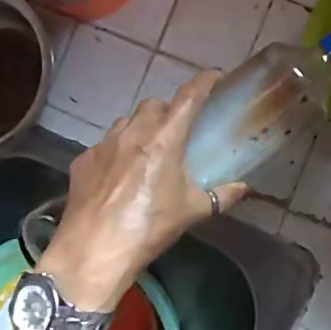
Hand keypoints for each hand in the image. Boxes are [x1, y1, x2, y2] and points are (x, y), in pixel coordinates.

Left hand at [35, 73, 247, 309]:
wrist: (93, 252)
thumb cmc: (150, 227)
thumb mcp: (193, 211)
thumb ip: (223, 196)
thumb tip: (247, 188)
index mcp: (164, 140)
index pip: (187, 98)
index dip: (203, 83)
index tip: (215, 76)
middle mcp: (132, 134)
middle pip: (154, 105)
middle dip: (170, 109)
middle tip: (181, 127)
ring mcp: (103, 146)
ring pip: (126, 121)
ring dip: (142, 126)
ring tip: (151, 149)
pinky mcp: (83, 161)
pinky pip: (106, 144)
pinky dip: (119, 149)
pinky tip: (123, 173)